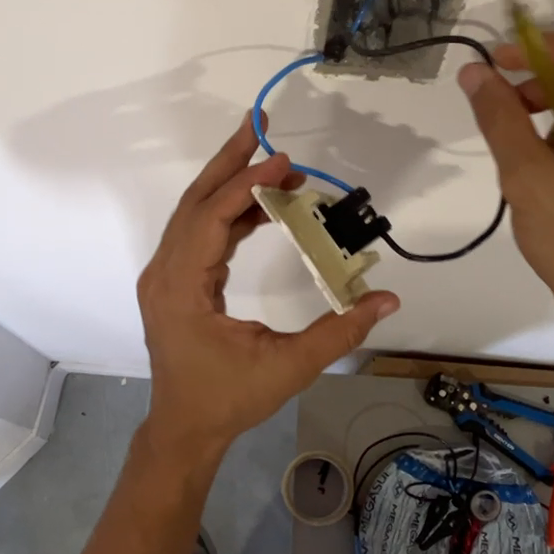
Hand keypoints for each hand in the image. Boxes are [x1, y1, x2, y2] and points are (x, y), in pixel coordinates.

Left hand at [138, 113, 399, 456]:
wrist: (185, 427)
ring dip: (230, 183)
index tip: (282, 160)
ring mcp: (166, 276)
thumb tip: (388, 299)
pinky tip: (263, 207)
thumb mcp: (288, 367)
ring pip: (195, 213)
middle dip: (230, 162)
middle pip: (196, 202)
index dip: (246, 185)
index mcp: (181, 289)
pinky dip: (230, 213)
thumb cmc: (229, 399)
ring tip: (272, 161)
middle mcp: (165, 273)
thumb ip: (338, 331)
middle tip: (261, 127)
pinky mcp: (175, 282)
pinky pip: (200, 233)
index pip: (210, 219)